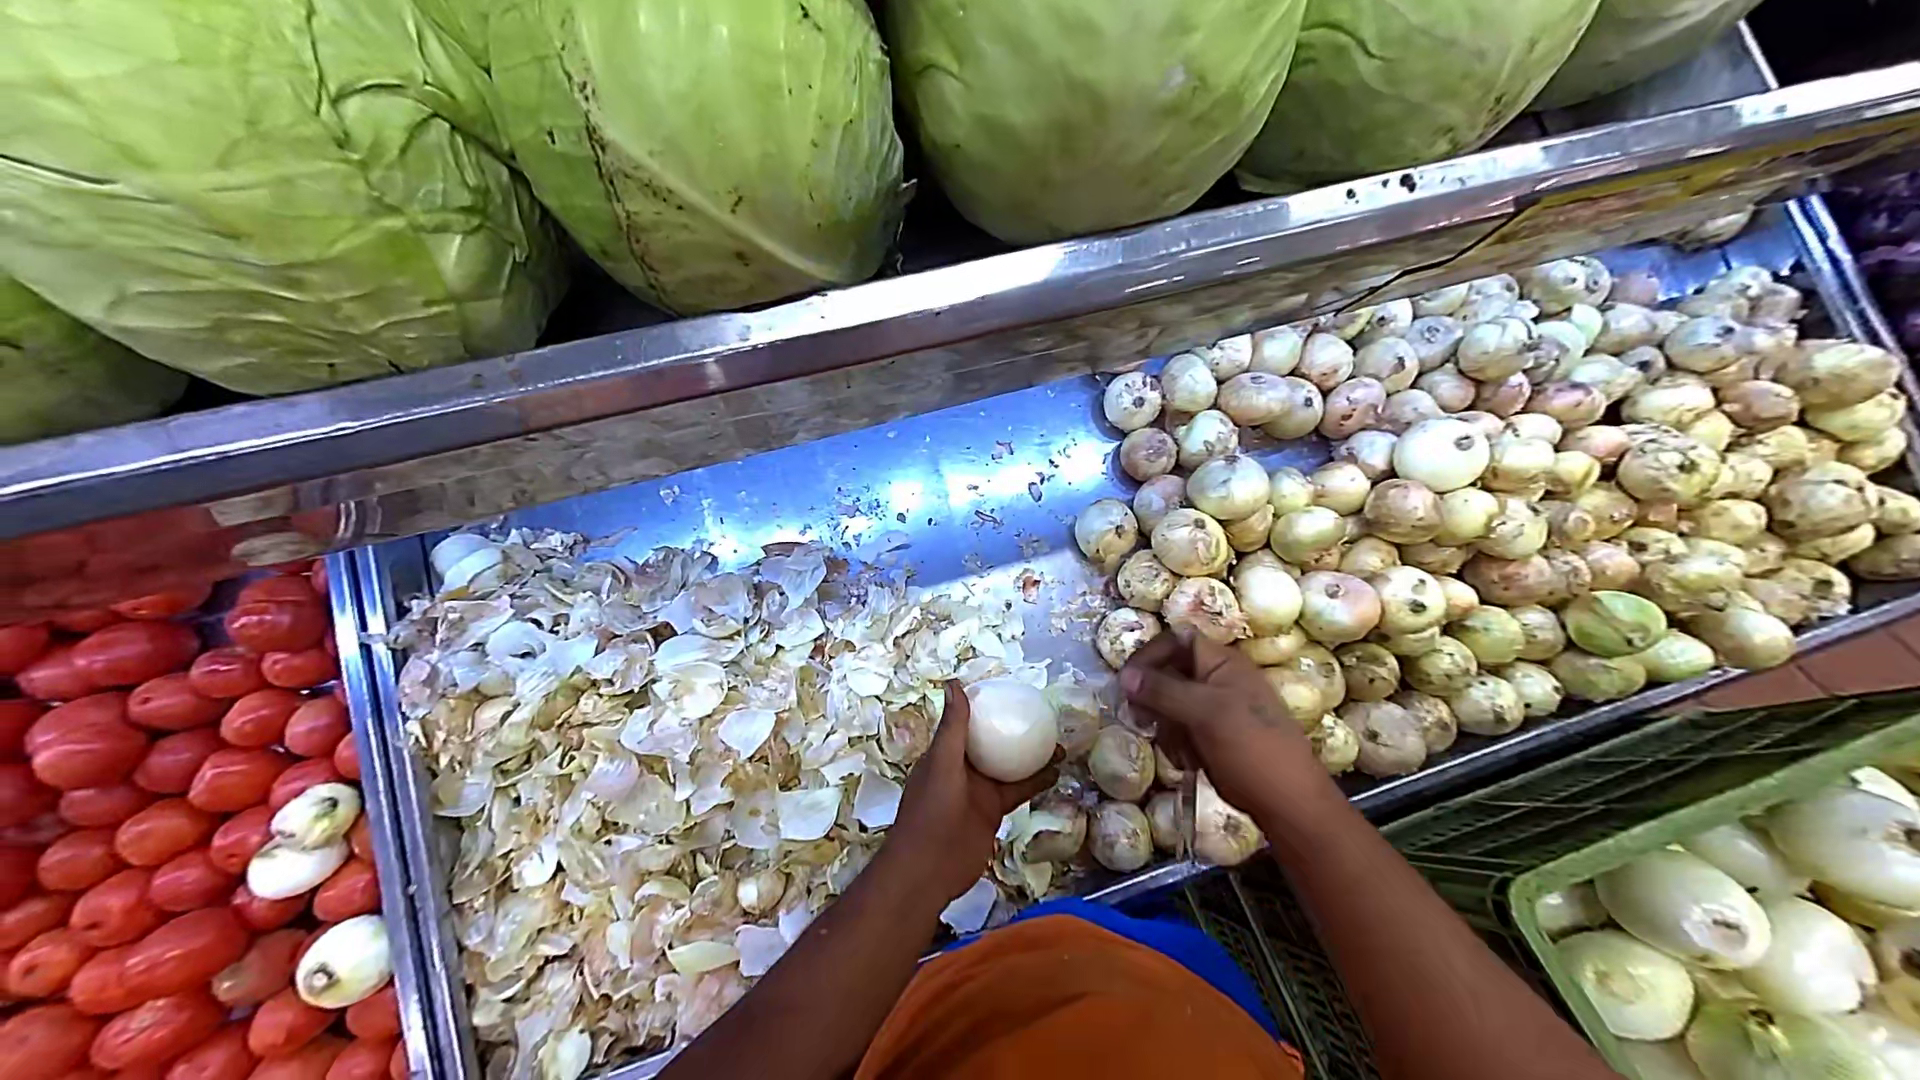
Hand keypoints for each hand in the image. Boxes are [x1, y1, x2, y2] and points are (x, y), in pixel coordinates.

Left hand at [883, 682, 1056, 904]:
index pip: (966, 721)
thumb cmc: (931, 811)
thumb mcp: (943, 762)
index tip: (1009, 690)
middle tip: (1040, 713)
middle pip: (991, 740)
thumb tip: (954, 682)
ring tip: (1056, 738)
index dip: (985, 706)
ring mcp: (979, 789)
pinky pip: (1018, 789)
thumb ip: (953, 727)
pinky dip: (1036, 779)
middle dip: (1012, 727)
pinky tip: (1056, 770)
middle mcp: (962, 766)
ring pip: (1009, 763)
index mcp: (945, 751)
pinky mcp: (994, 810)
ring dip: (1030, 752)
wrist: (930, 869)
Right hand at [1120, 634, 1336, 820]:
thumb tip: (1123, 676)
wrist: (1288, 803)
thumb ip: (1162, 690)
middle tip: (1142, 719)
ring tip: (1178, 749)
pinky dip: (1176, 744)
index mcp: (1221, 661)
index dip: (1150, 655)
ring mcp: (1213, 708)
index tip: (1127, 680)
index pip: (1175, 641)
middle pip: (1166, 673)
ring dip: (1165, 727)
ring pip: (1167, 705)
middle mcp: (1215, 679)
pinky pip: (1178, 729)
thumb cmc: (1252, 747)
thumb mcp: (1205, 712)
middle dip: (1154, 699)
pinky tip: (1187, 761)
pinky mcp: (1210, 735)